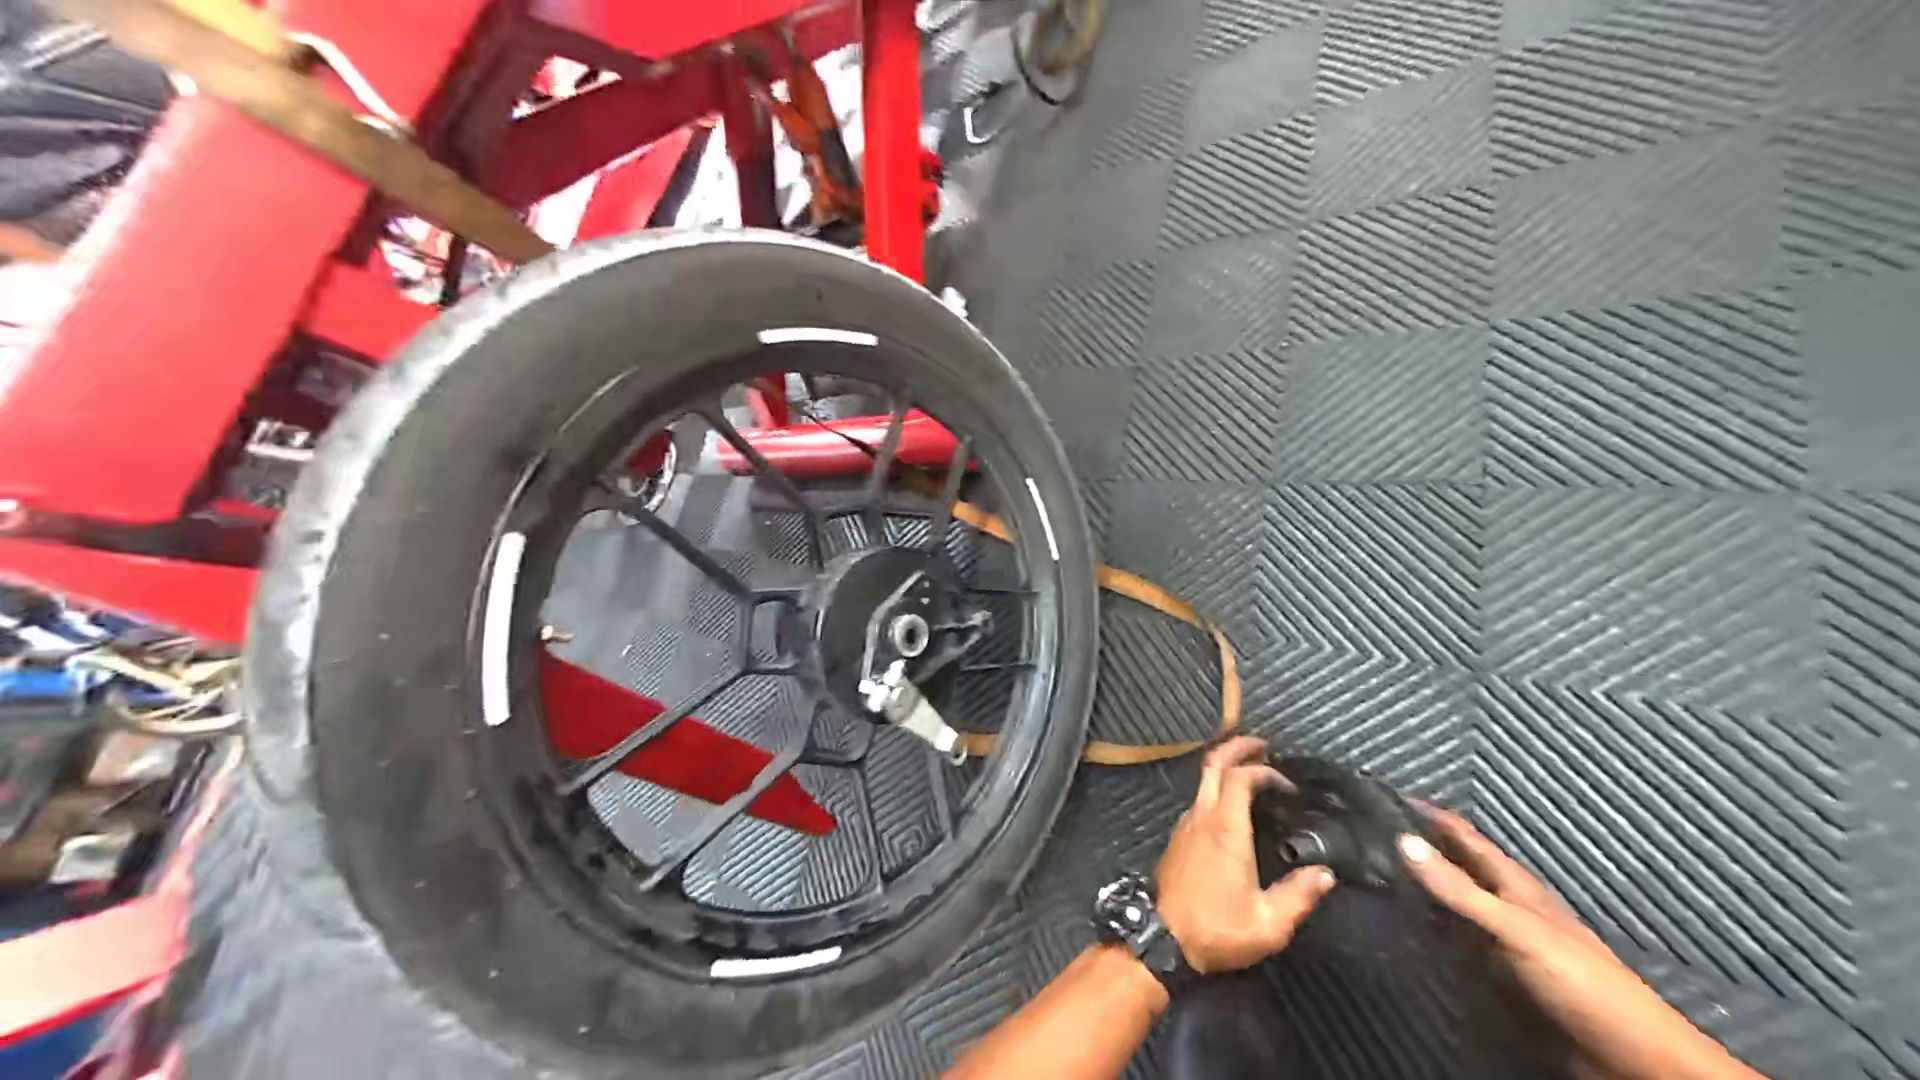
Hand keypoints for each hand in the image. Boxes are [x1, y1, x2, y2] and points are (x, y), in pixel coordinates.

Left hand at [1154, 736, 1335, 974]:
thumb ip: (1299, 896)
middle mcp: (1201, 817)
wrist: (1161, 938)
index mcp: (1224, 829)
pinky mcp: (1178, 836)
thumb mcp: (1268, 923)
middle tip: (1262, 745)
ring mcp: (1185, 824)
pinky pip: (1198, 800)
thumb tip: (1324, 874)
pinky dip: (1217, 789)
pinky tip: (1234, 805)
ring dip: (1225, 768)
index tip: (1288, 784)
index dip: (1264, 771)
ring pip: (1202, 781)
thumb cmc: (1216, 929)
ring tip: (1253, 772)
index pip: (1239, 778)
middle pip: (1213, 765)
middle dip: (1236, 748)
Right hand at [1401, 806, 1764, 1079]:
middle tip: (1363, 831)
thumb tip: (1402, 840)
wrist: (1634, 1059)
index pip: (1461, 833)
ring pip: (1448, 898)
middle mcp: (1503, 901)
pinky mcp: (1496, 968)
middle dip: (1413, 844)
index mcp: (1513, 883)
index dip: (1426, 811)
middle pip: (1452, 862)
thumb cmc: (1581, 982)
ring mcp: (1500, 936)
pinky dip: (1425, 923)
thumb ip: (1460, 889)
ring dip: (1415, 884)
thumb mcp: (1517, 930)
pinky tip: (1401, 922)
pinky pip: (1450, 935)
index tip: (1380, 794)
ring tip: (1369, 870)